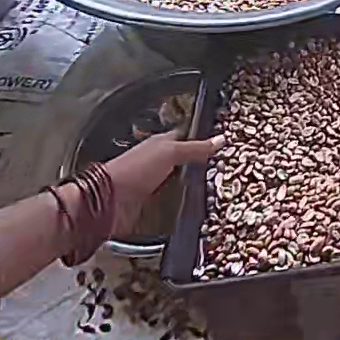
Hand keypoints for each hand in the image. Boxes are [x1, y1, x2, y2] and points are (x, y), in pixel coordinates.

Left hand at [100, 129, 224, 236]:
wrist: (109, 202)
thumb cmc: (136, 169)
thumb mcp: (170, 153)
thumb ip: (195, 148)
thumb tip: (220, 139)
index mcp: (162, 143)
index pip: (188, 136)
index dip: (205, 138)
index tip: (226, 143)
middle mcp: (161, 161)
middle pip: (188, 160)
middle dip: (206, 164)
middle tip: (230, 168)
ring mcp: (158, 183)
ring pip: (184, 180)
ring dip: (199, 184)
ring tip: (223, 187)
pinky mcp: (156, 203)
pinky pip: (178, 200)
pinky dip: (189, 201)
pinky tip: (203, 203)